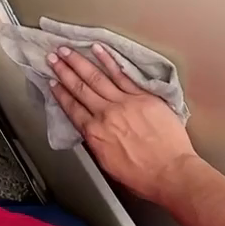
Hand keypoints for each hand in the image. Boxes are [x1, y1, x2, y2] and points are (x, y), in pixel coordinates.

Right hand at [48, 44, 200, 203]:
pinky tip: (99, 50)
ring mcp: (124, 102)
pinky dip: (108, 61)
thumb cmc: (143, 176)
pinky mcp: (142, 96)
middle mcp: (106, 114)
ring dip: (79, 61)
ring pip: (96, 77)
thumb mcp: (108, 163)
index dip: (60, 93)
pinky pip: (121, 75)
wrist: (172, 173)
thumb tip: (91, 131)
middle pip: (80, 88)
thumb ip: (96, 142)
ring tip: (67, 50)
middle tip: (53, 57)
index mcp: (95, 134)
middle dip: (64, 70)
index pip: (72, 108)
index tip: (52, 82)